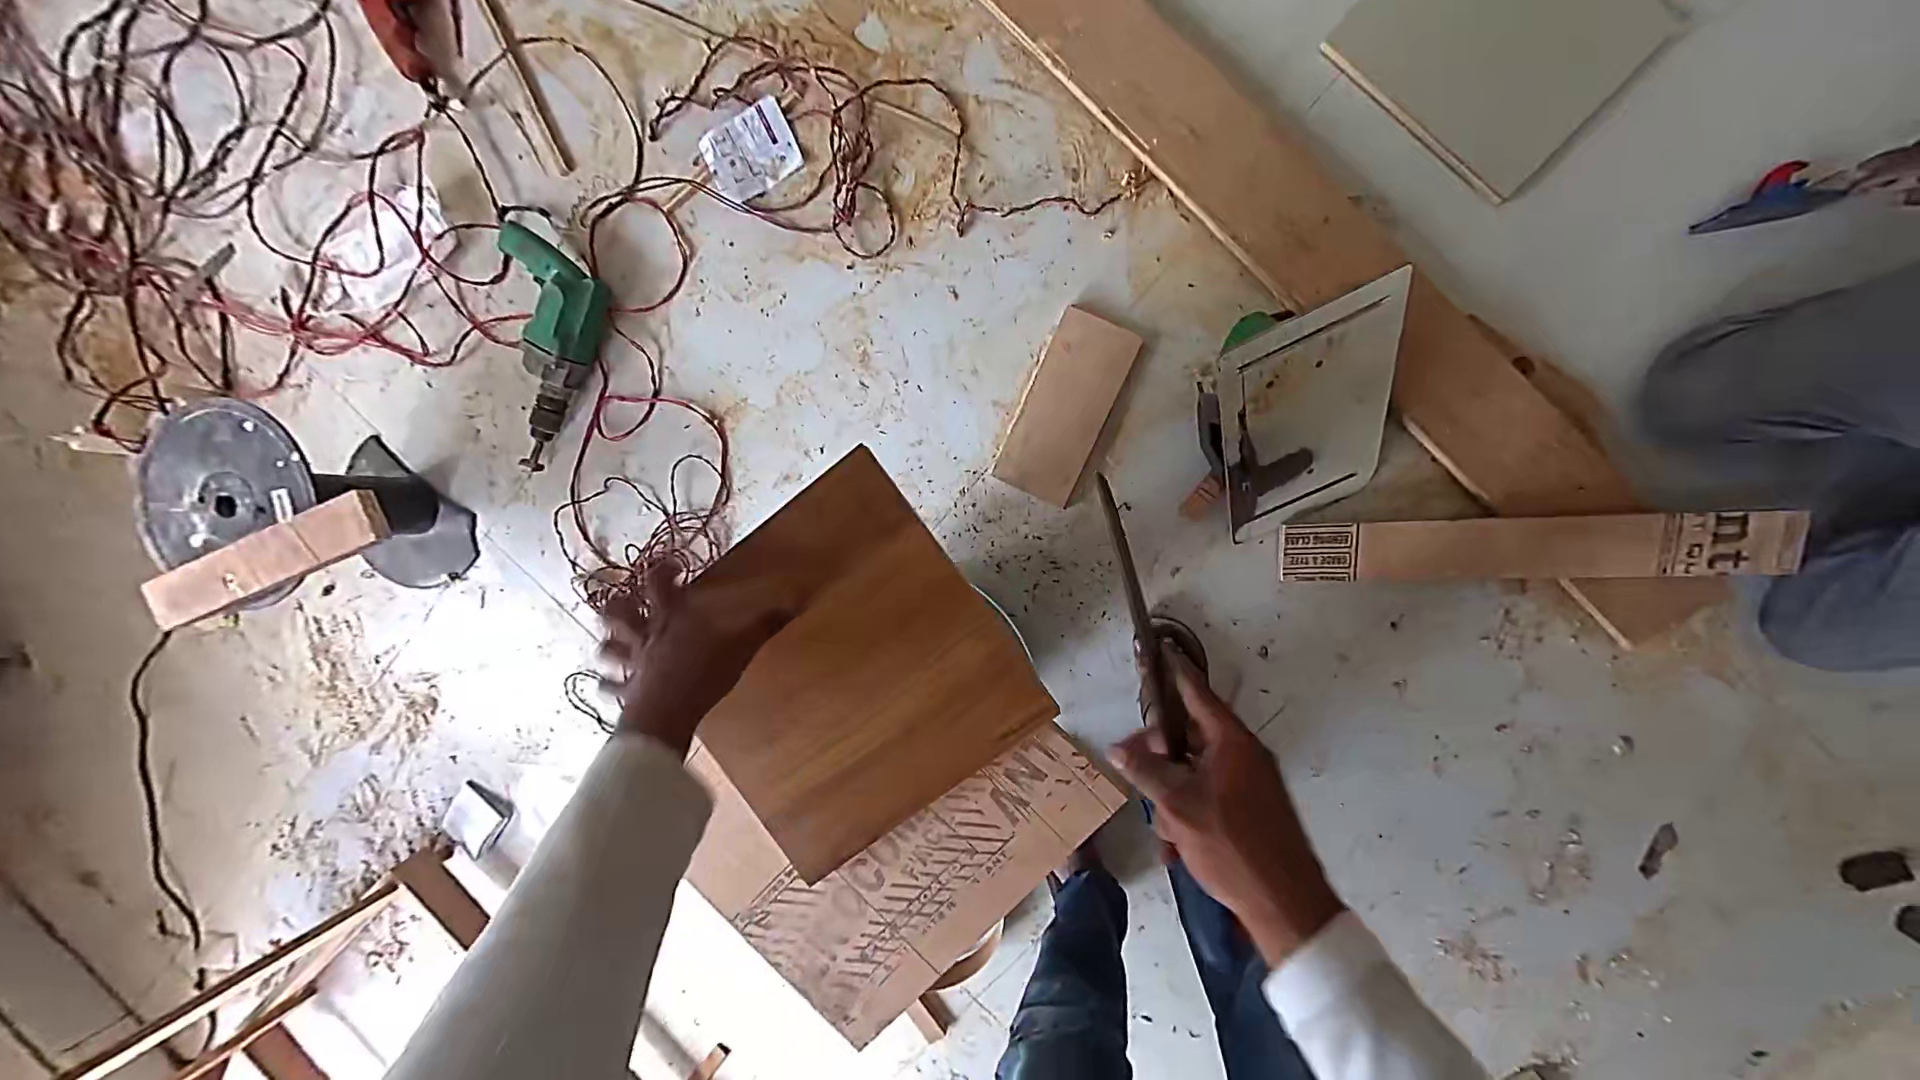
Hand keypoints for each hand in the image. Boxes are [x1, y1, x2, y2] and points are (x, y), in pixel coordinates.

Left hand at [599, 558, 791, 755]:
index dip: (665, 569)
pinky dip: (609, 684)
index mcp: (670, 617)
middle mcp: (645, 635)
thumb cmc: (702, 674)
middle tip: (631, 601)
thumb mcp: (742, 646)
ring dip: (608, 643)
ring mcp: (631, 663)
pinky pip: (609, 687)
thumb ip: (764, 625)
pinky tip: (611, 684)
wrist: (667, 714)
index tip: (676, 566)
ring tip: (615, 641)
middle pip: (617, 611)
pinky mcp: (625, 692)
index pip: (660, 581)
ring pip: (605, 648)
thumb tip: (793, 605)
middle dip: (619, 603)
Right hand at [1110, 646, 1344, 965]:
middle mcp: (1243, 755)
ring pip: (1194, 771)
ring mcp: (1249, 783)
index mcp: (1231, 743)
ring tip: (1166, 830)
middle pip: (1190, 736)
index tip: (1162, 648)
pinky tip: (1178, 846)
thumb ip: (1146, 771)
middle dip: (1159, 755)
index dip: (1175, 672)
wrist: (1286, 906)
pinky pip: (1208, 796)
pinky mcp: (1250, 809)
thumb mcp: (1179, 806)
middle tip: (1134, 767)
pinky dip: (1189, 813)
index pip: (1197, 694)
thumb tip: (1119, 748)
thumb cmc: (1233, 847)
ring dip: (1172, 795)